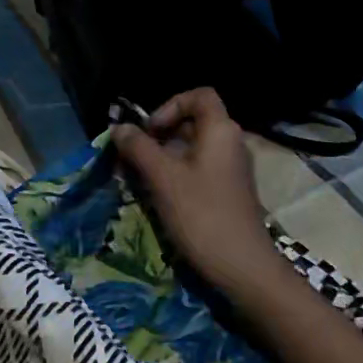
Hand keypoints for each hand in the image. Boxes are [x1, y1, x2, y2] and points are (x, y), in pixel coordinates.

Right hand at [111, 88, 280, 285]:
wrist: (242, 267)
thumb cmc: (202, 215)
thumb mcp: (163, 179)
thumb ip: (139, 149)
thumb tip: (120, 128)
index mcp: (221, 130)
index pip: (199, 95)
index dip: (170, 105)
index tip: (150, 131)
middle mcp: (232, 143)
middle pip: (194, 121)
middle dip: (162, 133)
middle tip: (136, 155)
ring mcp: (232, 169)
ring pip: (195, 148)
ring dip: (166, 156)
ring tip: (141, 176)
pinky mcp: (229, 192)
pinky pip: (201, 169)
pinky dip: (179, 174)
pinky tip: (160, 195)